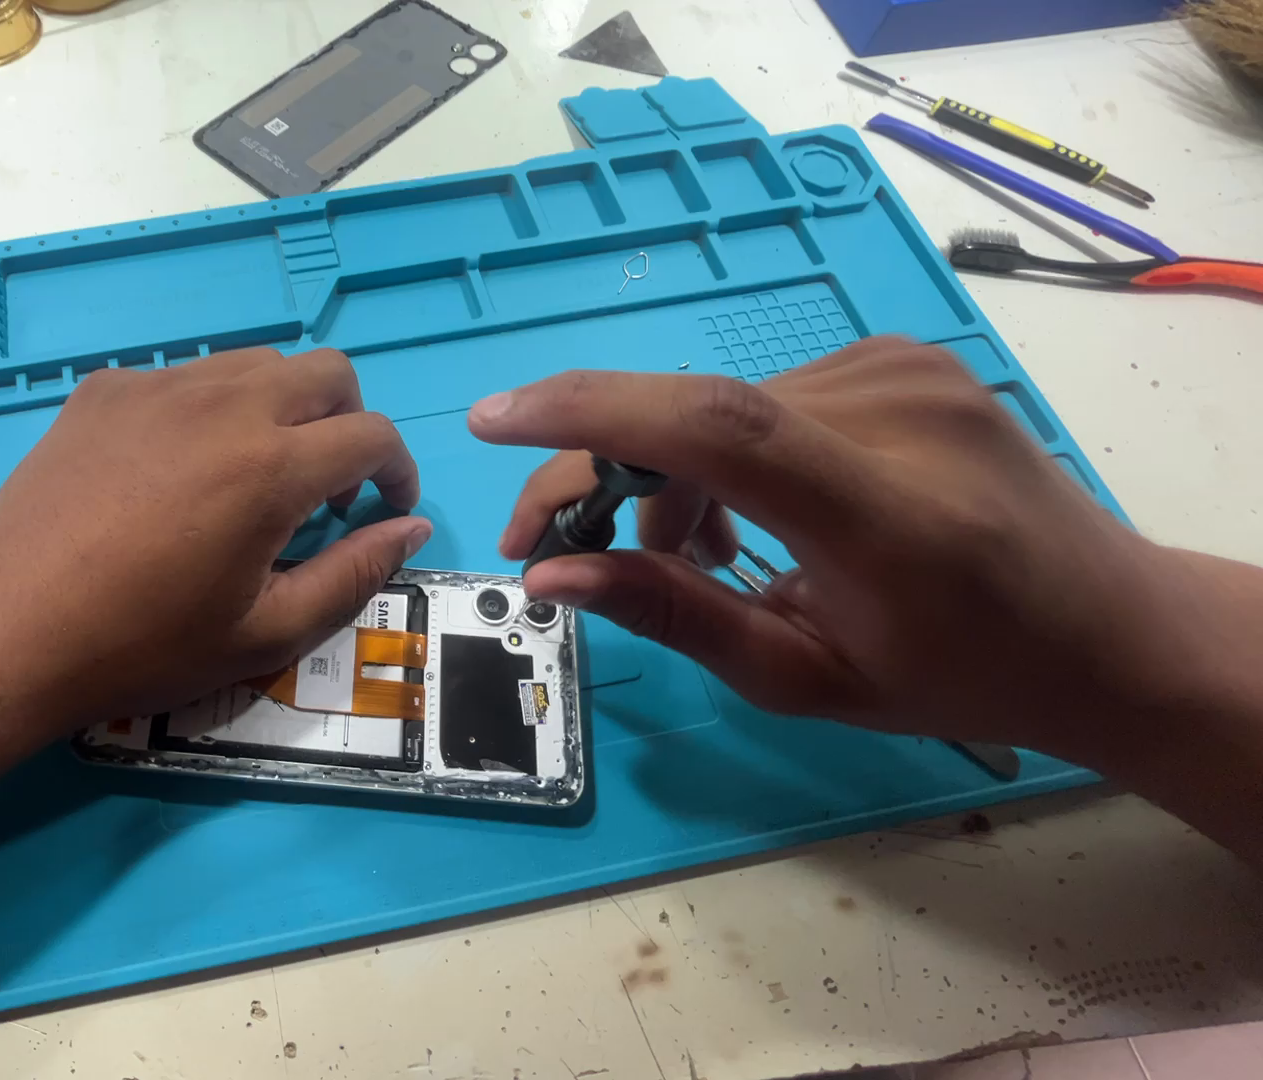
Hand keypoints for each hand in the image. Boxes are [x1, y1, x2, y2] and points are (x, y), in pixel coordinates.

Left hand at [0, 348, 427, 737]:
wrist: (6, 630)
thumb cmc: (141, 646)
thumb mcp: (264, 632)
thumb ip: (354, 575)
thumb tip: (413, 528)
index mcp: (269, 466)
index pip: (371, 434)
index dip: (399, 468)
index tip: (389, 506)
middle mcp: (221, 404)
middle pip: (325, 373)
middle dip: (349, 423)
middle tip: (326, 490)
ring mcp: (156, 387)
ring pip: (257, 365)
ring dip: (285, 410)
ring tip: (256, 477)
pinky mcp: (105, 390)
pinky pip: (188, 377)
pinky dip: (216, 409)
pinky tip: (181, 469)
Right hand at [469, 337, 1201, 753]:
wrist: (1114, 627)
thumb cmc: (958, 675)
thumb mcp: (800, 676)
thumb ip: (671, 615)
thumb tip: (549, 578)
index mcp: (885, 511)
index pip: (712, 425)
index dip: (588, 413)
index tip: (491, 422)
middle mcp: (893, 409)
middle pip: (685, 418)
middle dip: (592, 479)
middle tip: (547, 548)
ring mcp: (897, 368)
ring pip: (709, 413)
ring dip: (662, 480)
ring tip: (681, 555)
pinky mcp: (891, 357)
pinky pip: (752, 404)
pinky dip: (712, 459)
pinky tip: (737, 515)